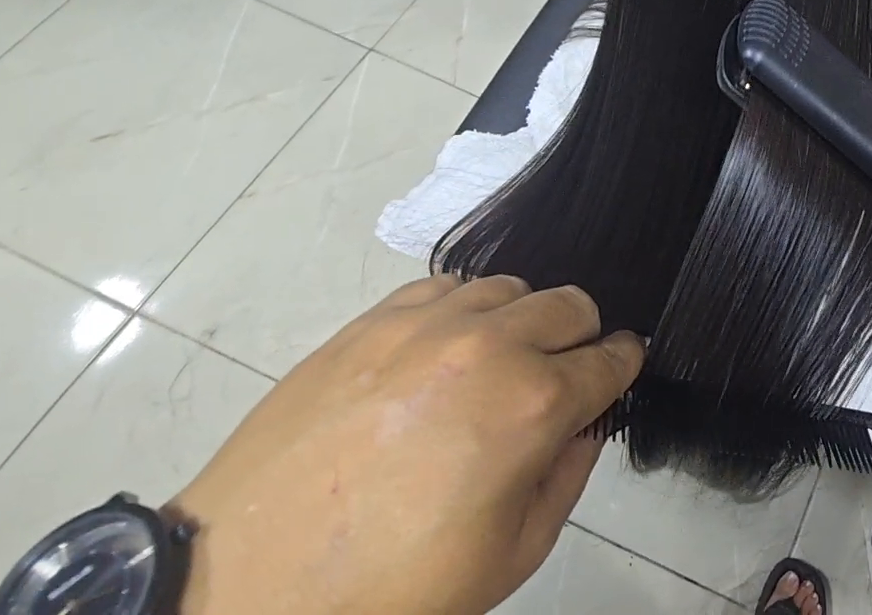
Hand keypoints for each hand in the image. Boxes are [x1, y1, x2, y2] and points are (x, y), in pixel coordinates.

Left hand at [169, 275, 643, 614]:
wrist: (247, 582)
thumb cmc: (394, 585)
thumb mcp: (512, 554)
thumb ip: (569, 476)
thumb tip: (584, 424)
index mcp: (535, 405)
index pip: (613, 358)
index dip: (624, 366)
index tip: (619, 374)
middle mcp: (493, 346)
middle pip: (572, 306)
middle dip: (581, 339)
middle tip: (557, 378)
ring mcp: (428, 325)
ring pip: (512, 286)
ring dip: (522, 321)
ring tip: (494, 364)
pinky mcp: (374, 320)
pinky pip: (446, 287)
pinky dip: (464, 311)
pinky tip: (442, 352)